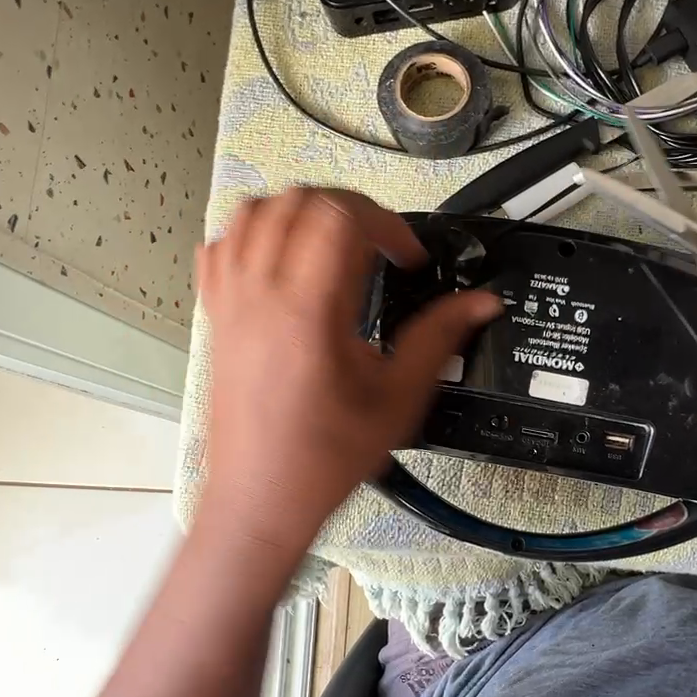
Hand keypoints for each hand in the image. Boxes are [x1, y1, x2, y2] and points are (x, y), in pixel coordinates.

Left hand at [196, 188, 499, 540]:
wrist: (263, 496)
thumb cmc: (322, 458)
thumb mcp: (397, 398)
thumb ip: (438, 339)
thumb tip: (478, 305)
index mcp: (309, 310)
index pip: (342, 217)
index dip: (387, 224)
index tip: (406, 259)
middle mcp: (262, 295)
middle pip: (299, 200)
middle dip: (350, 208)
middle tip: (378, 243)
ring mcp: (232, 303)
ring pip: (254, 211)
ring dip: (301, 210)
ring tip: (334, 240)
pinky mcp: (217, 317)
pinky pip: (222, 246)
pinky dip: (253, 233)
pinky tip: (281, 258)